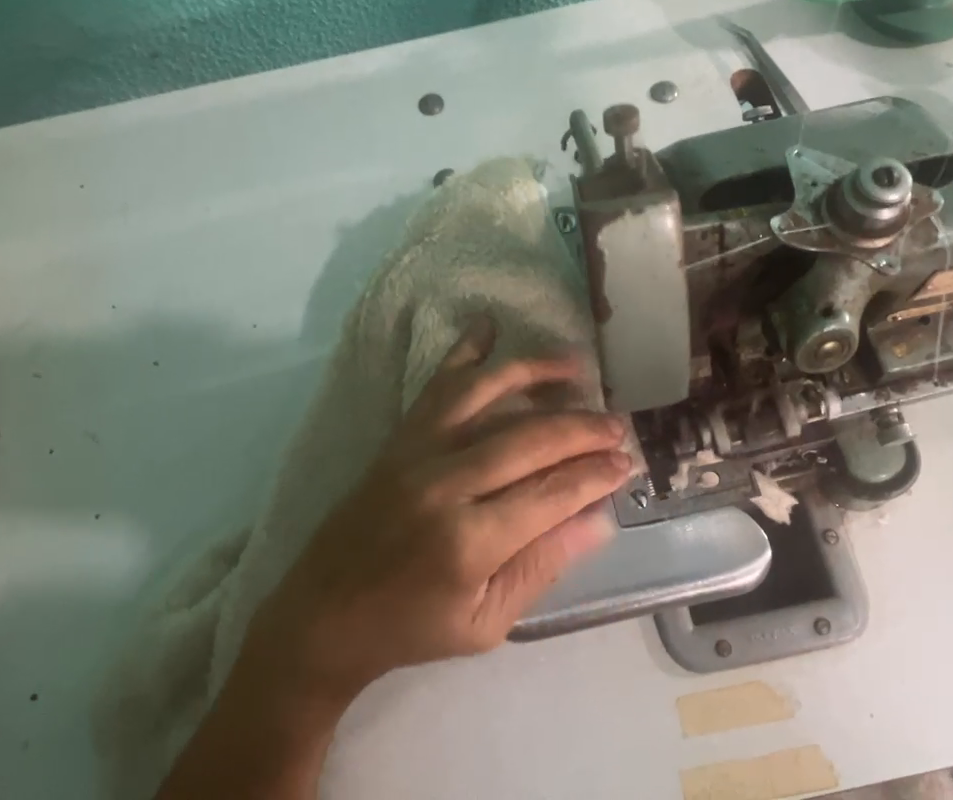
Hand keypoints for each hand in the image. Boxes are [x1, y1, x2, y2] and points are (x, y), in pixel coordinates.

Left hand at [244, 316, 631, 702]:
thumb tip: (598, 518)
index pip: (552, 493)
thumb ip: (541, 566)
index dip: (595, 474)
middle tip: (618, 424)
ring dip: (534, 373)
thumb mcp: (486, 622)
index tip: (627, 463)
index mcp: (470, 541)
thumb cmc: (412, 626)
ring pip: (485, 395)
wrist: (325, 612)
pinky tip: (488, 327)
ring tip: (576, 366)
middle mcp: (445, 484)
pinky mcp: (399, 439)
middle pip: (529, 438)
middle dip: (582, 428)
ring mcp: (417, 453)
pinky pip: (437, 386)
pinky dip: (464, 353)